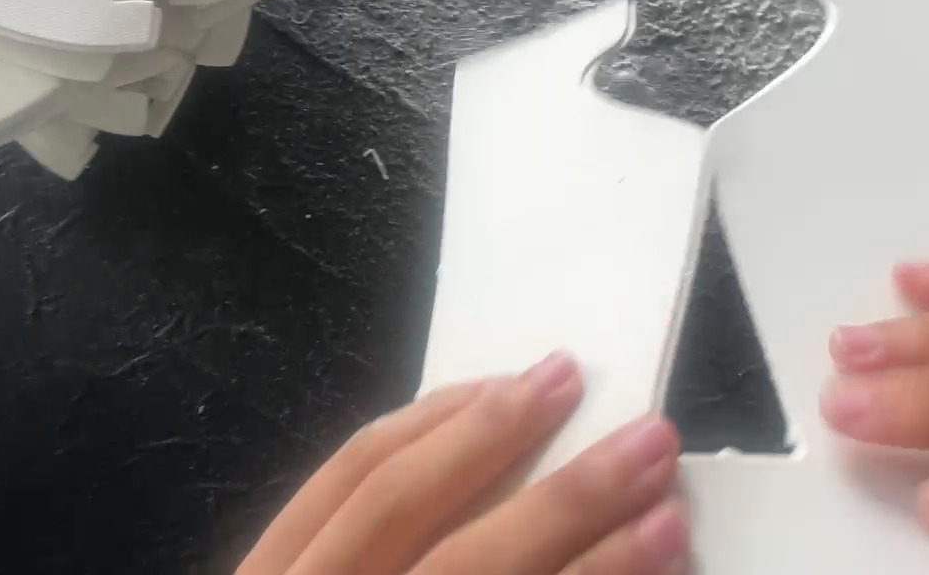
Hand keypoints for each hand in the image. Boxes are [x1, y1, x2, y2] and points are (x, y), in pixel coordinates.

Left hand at [237, 352, 689, 574]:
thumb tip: (622, 561)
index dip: (599, 574)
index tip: (673, 525)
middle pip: (461, 560)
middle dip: (569, 496)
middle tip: (652, 436)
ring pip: (386, 487)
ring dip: (486, 424)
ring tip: (561, 373)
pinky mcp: (255, 564)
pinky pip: (341, 472)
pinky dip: (415, 420)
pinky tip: (472, 391)